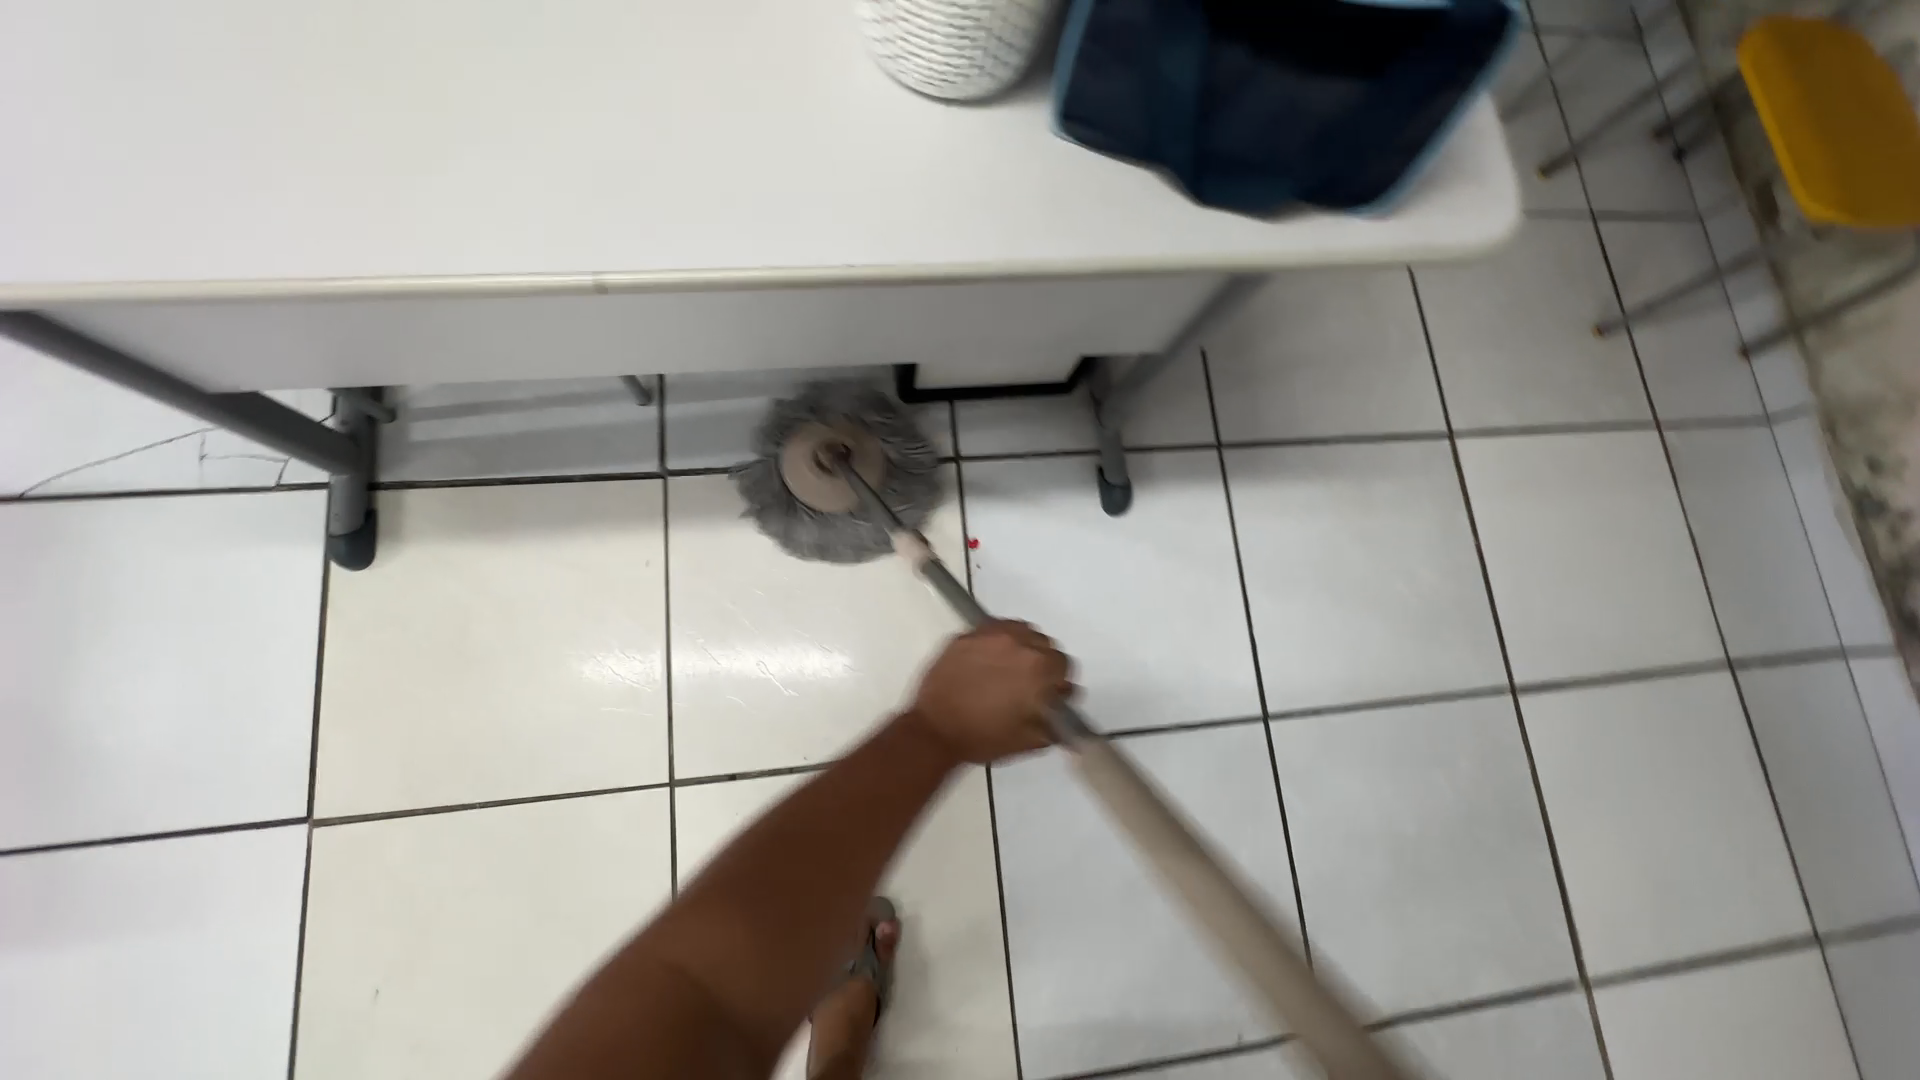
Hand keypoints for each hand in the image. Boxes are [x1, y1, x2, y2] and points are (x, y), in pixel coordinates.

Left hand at [907, 620, 1072, 763]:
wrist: (934, 730)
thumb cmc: (984, 737)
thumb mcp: (1030, 740)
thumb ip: (1055, 722)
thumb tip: (1062, 706)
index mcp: (1038, 667)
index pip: (1064, 664)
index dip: (1057, 682)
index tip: (1047, 695)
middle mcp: (1018, 642)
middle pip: (1043, 644)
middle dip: (1041, 663)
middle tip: (1026, 685)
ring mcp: (989, 634)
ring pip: (1020, 631)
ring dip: (1021, 647)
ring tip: (1006, 670)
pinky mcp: (966, 634)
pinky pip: (993, 628)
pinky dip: (997, 641)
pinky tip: (987, 660)